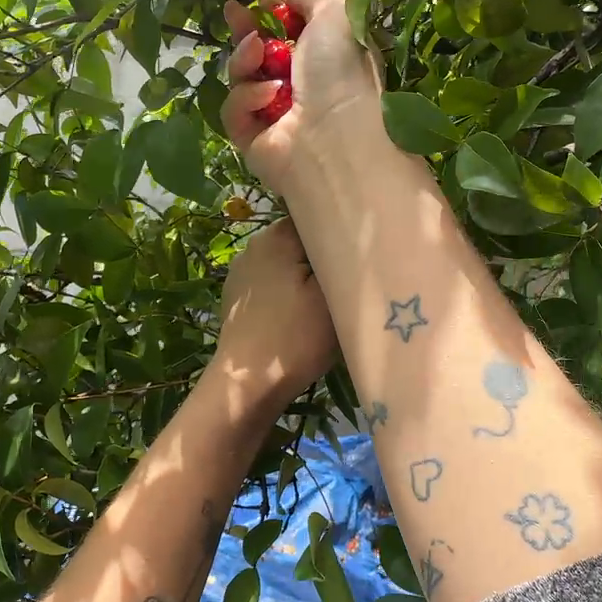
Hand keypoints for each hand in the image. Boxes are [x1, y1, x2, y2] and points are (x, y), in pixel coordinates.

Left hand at [207, 218, 337, 415]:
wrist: (249, 384)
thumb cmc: (295, 337)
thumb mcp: (331, 295)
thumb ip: (342, 260)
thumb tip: (352, 241)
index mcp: (276, 235)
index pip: (318, 216)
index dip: (343, 232)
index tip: (362, 253)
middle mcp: (254, 246)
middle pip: (301, 241)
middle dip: (325, 257)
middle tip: (351, 280)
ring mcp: (241, 273)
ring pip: (287, 265)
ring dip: (307, 278)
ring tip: (329, 300)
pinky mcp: (238, 299)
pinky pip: (273, 285)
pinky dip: (289, 295)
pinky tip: (302, 315)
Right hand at [219, 0, 388, 197]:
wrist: (333, 141)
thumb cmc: (341, 74)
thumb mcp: (335, 15)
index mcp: (324, 58)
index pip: (289, 32)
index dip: (272, 13)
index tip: (262, 0)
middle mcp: (299, 87)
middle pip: (259, 52)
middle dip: (246, 31)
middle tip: (233, 12)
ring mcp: (273, 114)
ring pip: (241, 77)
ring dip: (245, 59)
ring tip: (258, 54)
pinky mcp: (251, 139)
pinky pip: (235, 110)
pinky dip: (247, 99)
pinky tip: (268, 98)